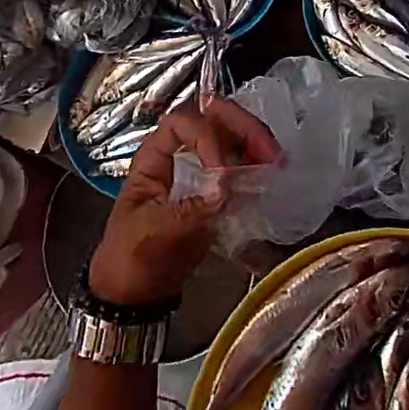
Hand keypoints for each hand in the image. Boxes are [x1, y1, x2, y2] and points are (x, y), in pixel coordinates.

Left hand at [89, 100, 278, 305]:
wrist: (135, 290)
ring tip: (276, 160)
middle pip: (210, 120)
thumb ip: (189, 211)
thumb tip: (225, 189)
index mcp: (154, 158)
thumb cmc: (132, 255)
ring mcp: (197, 171)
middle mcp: (177, 156)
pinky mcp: (214, 191)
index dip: (205, 137)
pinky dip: (256, 163)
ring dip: (254, 141)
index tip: (222, 171)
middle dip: (241, 127)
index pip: (180, 124)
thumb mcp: (155, 233)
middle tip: (269, 150)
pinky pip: (238, 165)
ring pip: (228, 137)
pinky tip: (272, 174)